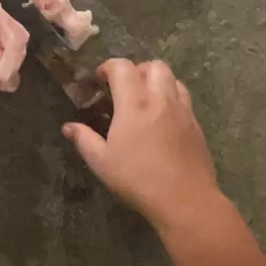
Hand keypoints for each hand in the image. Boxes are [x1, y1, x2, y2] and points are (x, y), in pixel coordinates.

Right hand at [63, 59, 226, 229]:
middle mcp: (161, 100)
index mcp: (134, 104)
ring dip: (158, 81)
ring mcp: (183, 111)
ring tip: (146, 99)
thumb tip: (68, 127)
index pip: (123, 67)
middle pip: (155, 66)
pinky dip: (172, 99)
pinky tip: (162, 120)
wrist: (184, 199)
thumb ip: (84, 139)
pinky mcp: (197, 126)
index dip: (109, 66)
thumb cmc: (137, 178)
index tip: (101, 78)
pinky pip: (185, 100)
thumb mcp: (101, 162)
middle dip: (137, 70)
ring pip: (174, 79)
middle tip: (125, 87)